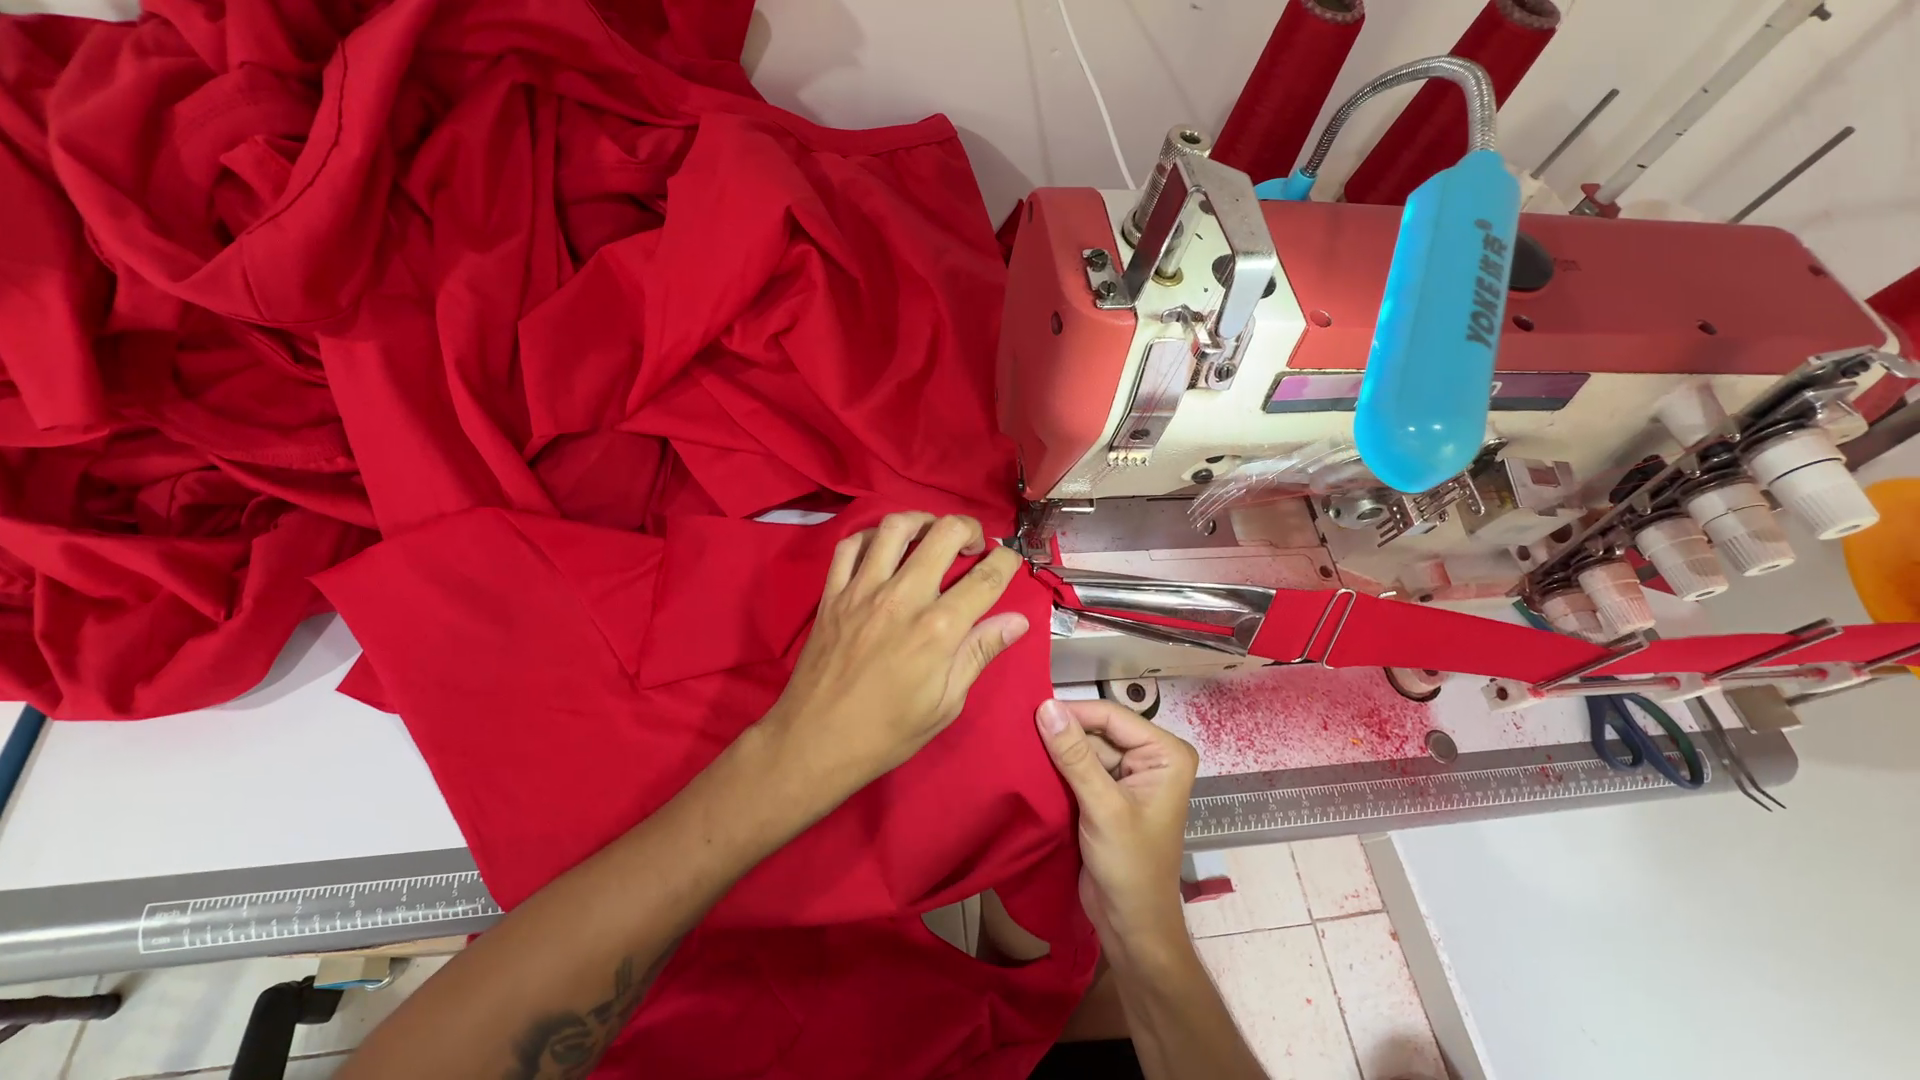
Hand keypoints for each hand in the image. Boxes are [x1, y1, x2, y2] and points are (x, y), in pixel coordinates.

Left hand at [769, 512, 1028, 789]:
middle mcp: (902, 598)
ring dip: (922, 521)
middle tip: (975, 545)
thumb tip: (1018, 621)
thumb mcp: (946, 704)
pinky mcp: (832, 594)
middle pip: (944, 534)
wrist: (815, 742)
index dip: (1008, 561)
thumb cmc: (887, 732)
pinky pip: (850, 546)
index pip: (986, 577)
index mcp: (938, 629)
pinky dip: (871, 537)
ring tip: (933, 534)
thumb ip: (980, 653)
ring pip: (895, 527)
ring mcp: (862, 591)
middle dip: (970, 529)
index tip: (1011, 560)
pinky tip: (884, 548)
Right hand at [1036, 698, 1198, 960]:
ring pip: (1085, 748)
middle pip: (1098, 730)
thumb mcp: (1102, 807)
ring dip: (1056, 750)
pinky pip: (1080, 769)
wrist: (1131, 924)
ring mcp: (1130, 777)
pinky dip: (1058, 769)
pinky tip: (1031, 765)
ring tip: (1018, 743)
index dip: (1072, 712)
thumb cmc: (1130, 866)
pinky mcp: (1109, 794)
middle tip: (1018, 727)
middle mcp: (1152, 758)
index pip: (1112, 717)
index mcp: (1166, 754)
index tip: (1028, 710)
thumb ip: (1074, 756)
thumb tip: (1045, 707)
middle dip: (1063, 732)